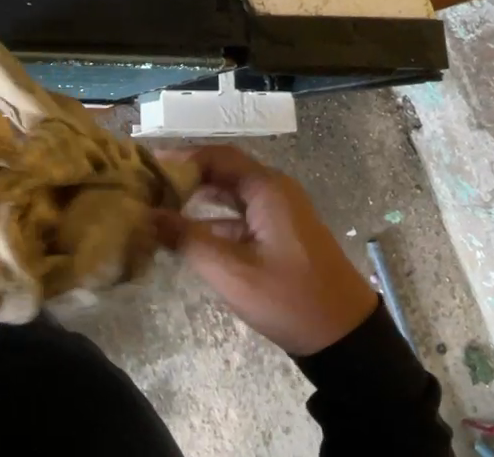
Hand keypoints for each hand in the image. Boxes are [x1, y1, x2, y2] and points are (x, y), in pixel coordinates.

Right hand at [156, 145, 376, 355]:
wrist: (346, 337)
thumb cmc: (290, 298)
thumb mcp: (232, 271)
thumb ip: (187, 240)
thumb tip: (148, 215)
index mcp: (267, 188)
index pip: (215, 156)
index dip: (180, 158)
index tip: (147, 167)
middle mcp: (274, 190)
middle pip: (222, 170)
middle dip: (185, 177)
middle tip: (148, 187)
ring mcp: (279, 212)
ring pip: (230, 193)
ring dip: (197, 199)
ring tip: (160, 208)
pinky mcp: (280, 234)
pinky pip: (240, 215)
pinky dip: (213, 220)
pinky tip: (187, 236)